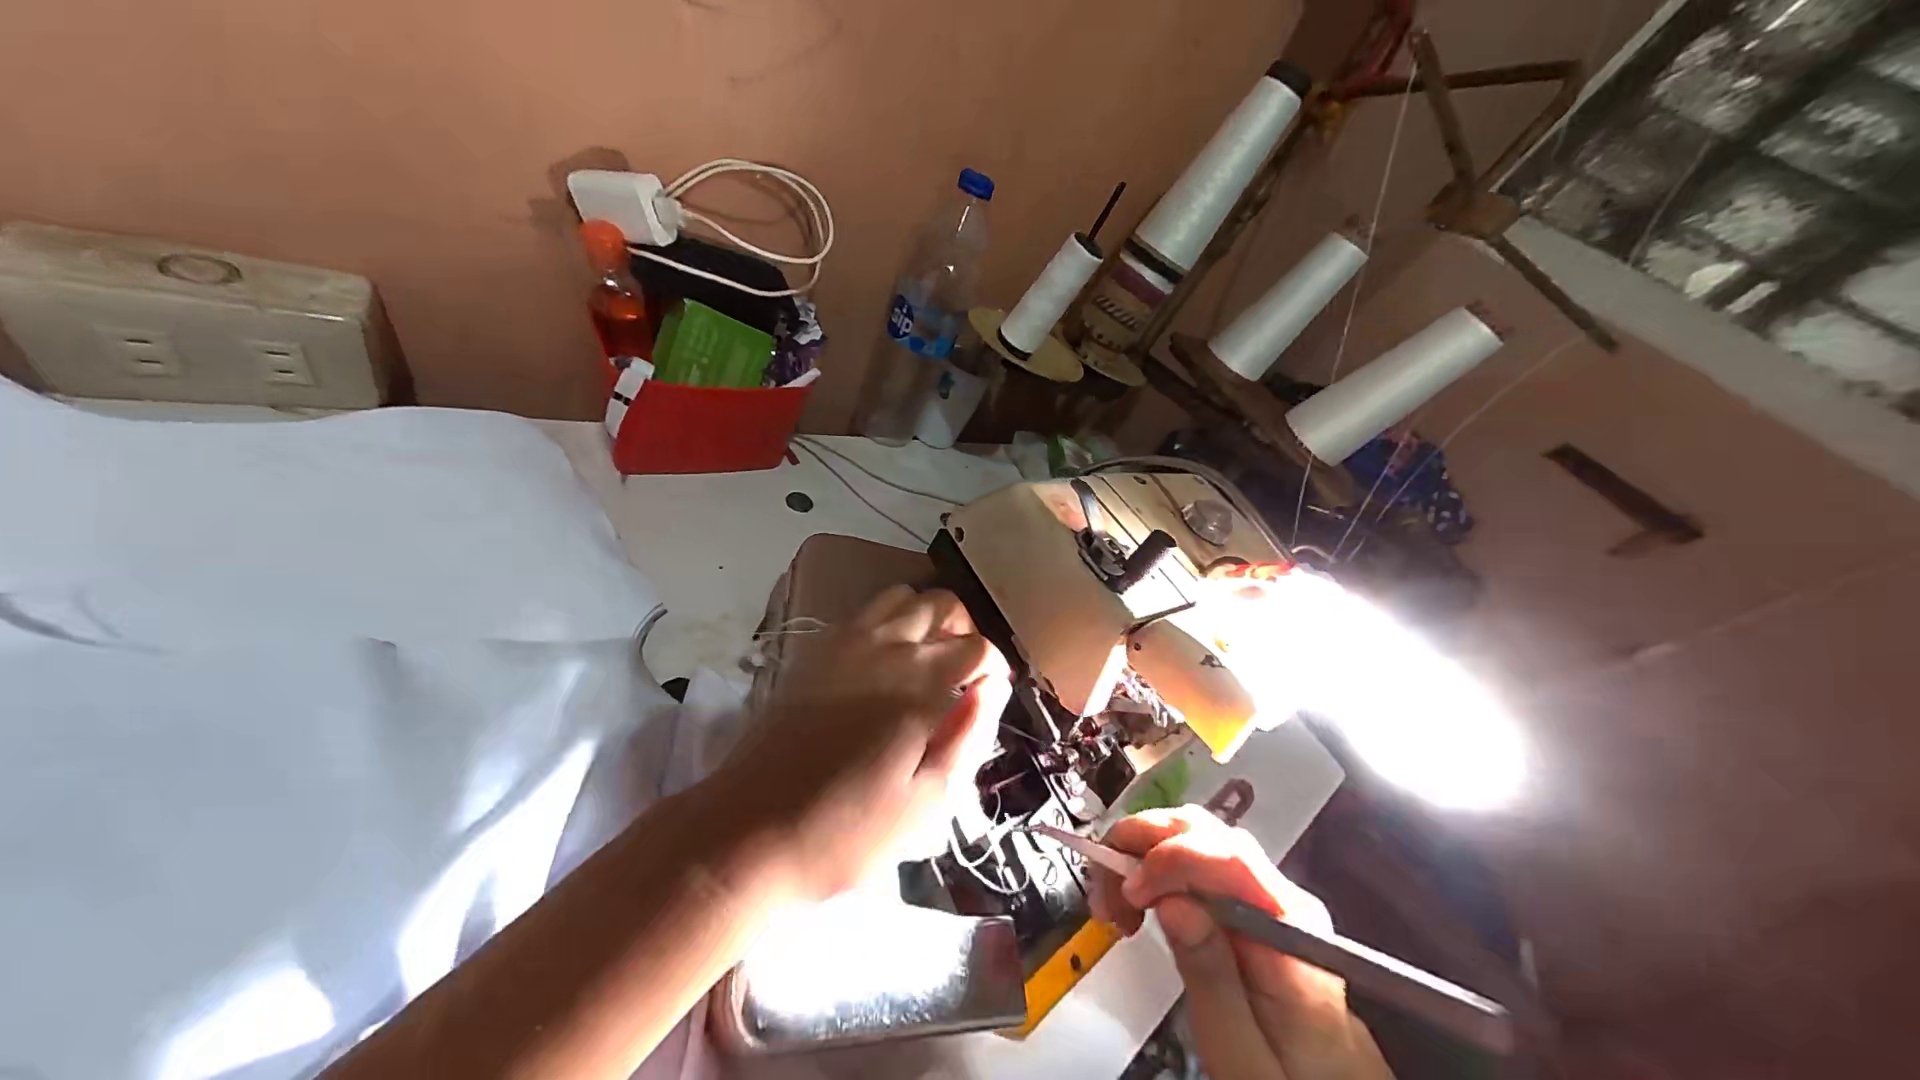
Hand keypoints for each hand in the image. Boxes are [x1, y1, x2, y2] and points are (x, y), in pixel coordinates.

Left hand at [716, 586, 1010, 900]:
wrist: (751, 832)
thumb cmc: (850, 829)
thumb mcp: (930, 802)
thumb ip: (970, 735)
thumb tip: (992, 689)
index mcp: (920, 680)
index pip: (978, 646)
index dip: (996, 667)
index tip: (993, 695)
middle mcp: (884, 646)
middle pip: (941, 603)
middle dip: (965, 630)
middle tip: (966, 674)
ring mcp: (843, 643)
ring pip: (900, 597)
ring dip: (925, 618)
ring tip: (927, 662)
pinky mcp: (813, 654)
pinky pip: (861, 615)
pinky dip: (887, 623)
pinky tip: (883, 665)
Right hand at [1090, 806, 1393, 1079]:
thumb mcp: (1243, 1055)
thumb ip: (1212, 979)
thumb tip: (1173, 903)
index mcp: (1290, 931)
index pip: (1230, 857)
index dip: (1169, 857)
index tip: (1129, 893)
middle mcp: (1280, 894)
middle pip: (1205, 831)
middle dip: (1141, 844)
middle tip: (1105, 895)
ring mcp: (1264, 888)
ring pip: (1193, 833)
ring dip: (1141, 850)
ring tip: (1116, 901)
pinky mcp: (1246, 893)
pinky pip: (1193, 854)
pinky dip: (1152, 862)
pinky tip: (1137, 898)